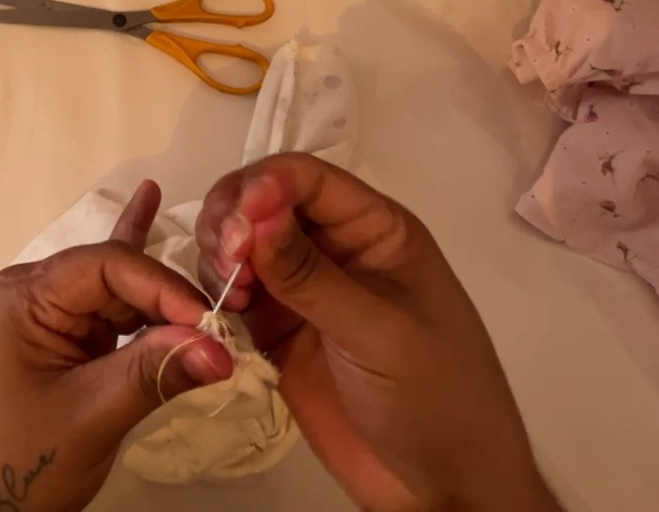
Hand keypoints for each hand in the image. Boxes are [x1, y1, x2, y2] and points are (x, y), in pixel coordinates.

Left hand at [0, 181, 233, 511]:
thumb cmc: (21, 460)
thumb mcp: (90, 415)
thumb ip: (153, 372)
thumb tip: (223, 349)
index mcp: (27, 294)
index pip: (107, 267)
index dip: (163, 287)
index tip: (211, 322)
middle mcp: (37, 291)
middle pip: (116, 273)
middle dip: (169, 292)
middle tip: (226, 309)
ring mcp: (51, 313)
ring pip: (118, 287)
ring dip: (163, 292)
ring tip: (213, 272)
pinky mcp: (66, 336)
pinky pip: (110, 305)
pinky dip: (139, 284)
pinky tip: (148, 209)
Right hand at [197, 154, 558, 511]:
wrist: (442, 495)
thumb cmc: (434, 401)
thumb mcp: (378, 332)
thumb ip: (308, 273)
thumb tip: (251, 212)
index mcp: (372, 228)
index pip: (305, 177)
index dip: (264, 185)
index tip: (236, 224)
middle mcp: (331, 244)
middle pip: (260, 198)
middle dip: (232, 218)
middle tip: (225, 261)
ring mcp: (299, 284)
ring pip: (238, 238)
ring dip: (219, 253)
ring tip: (230, 294)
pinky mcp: (274, 321)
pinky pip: (231, 285)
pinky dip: (215, 288)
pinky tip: (223, 311)